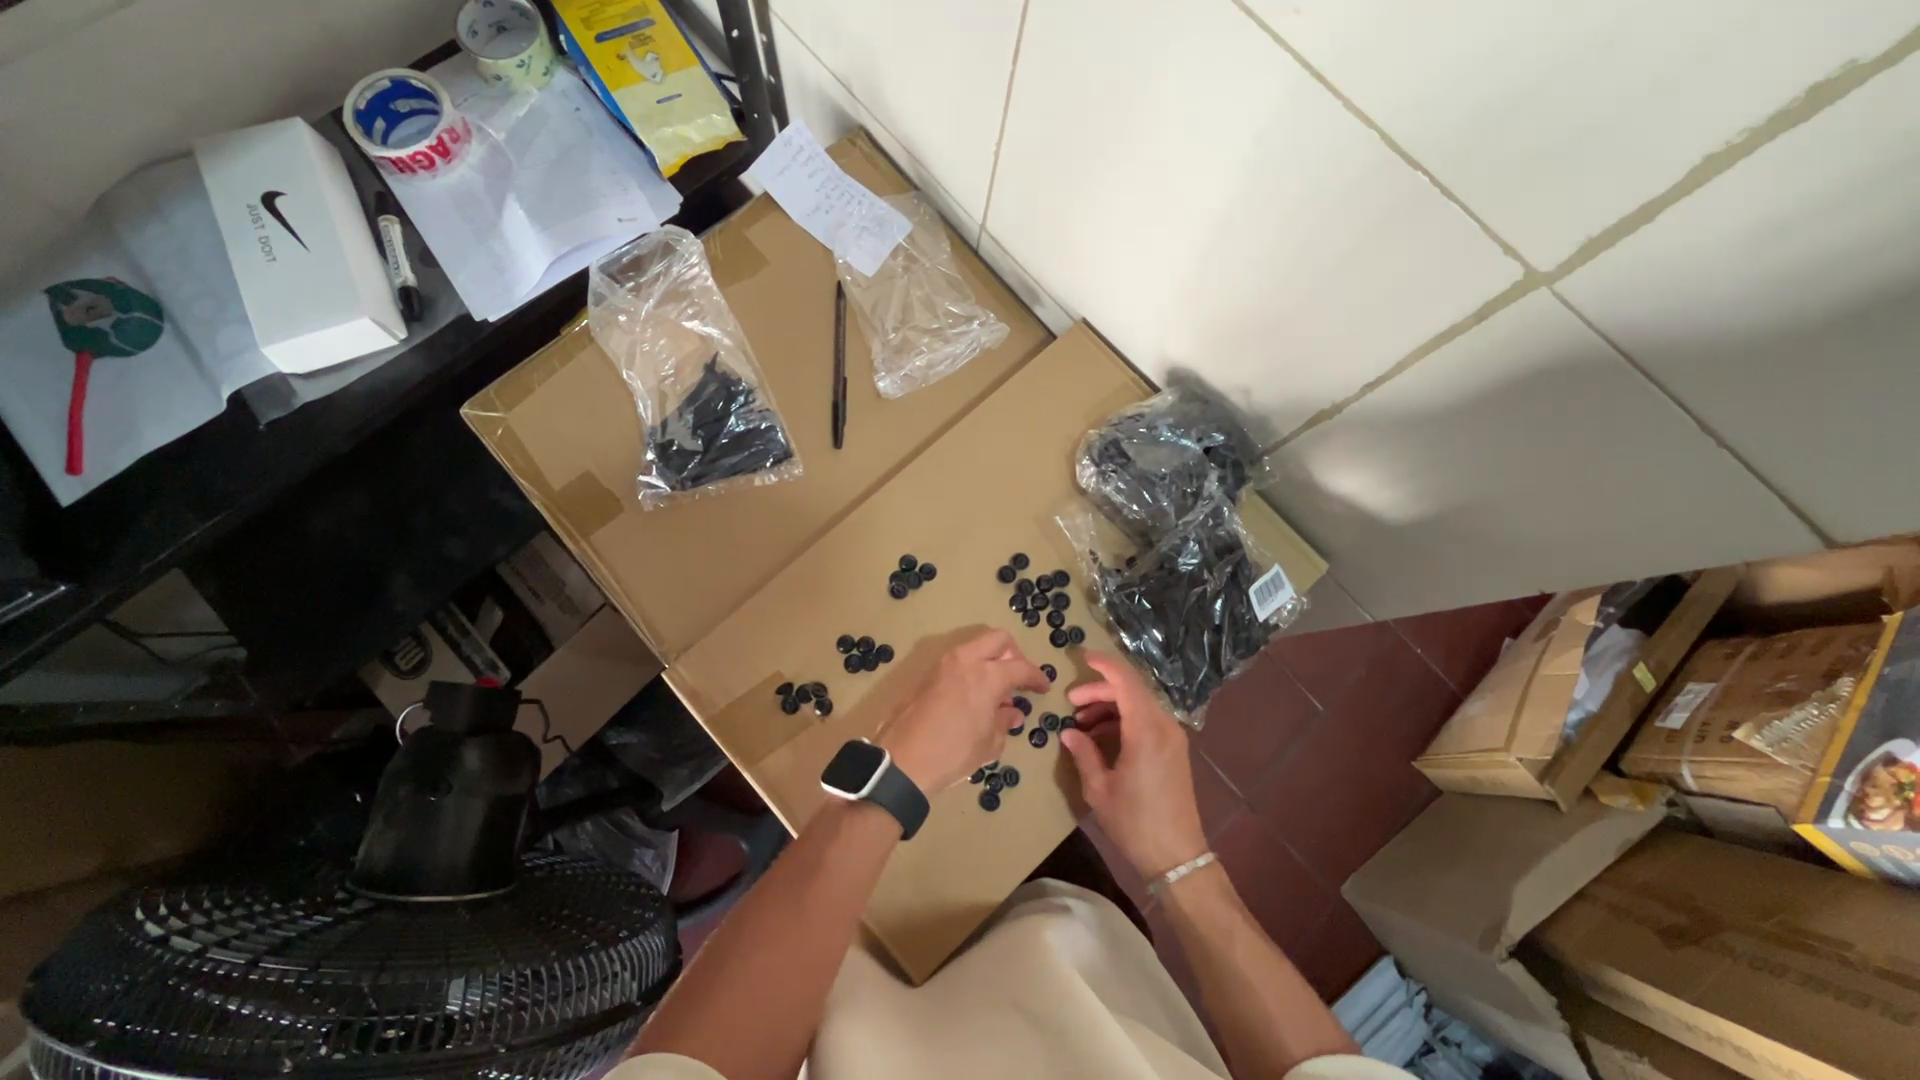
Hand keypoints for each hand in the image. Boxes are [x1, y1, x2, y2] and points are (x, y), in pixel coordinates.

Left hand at [874, 629, 1048, 792]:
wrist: (902, 761)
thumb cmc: (953, 753)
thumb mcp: (989, 744)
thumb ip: (1004, 722)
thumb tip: (1012, 712)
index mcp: (987, 675)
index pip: (1021, 667)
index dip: (1037, 677)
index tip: (1043, 687)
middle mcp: (966, 660)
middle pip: (998, 639)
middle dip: (1014, 654)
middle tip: (1018, 678)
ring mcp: (943, 664)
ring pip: (975, 646)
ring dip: (990, 660)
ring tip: (996, 690)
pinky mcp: (927, 674)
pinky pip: (958, 661)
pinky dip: (971, 669)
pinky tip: (974, 695)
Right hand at [1058, 651, 1207, 877]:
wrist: (1177, 855)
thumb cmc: (1135, 822)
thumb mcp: (1099, 789)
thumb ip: (1083, 754)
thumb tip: (1069, 733)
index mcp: (1146, 730)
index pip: (1125, 681)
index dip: (1103, 665)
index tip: (1080, 657)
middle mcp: (1164, 726)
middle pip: (1131, 690)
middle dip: (1100, 690)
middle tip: (1071, 704)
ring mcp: (1173, 737)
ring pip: (1139, 705)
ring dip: (1110, 706)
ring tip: (1082, 724)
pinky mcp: (1174, 750)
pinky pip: (1147, 721)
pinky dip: (1124, 720)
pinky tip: (1102, 738)